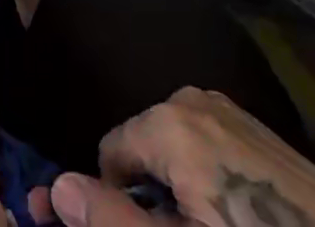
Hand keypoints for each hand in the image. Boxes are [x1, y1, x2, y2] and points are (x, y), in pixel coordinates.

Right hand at [39, 89, 314, 226]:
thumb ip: (114, 219)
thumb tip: (57, 187)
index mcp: (170, 122)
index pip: (110, 152)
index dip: (119, 200)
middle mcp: (194, 99)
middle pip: (143, 145)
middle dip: (152, 192)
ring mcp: (230, 109)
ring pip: (174, 147)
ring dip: (180, 187)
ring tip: (214, 225)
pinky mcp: (258, 126)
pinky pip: (206, 144)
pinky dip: (207, 177)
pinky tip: (241, 216)